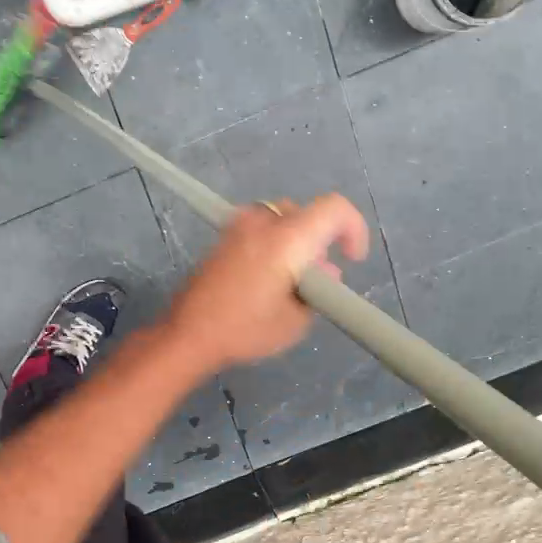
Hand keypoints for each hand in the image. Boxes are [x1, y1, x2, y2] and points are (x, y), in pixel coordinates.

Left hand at [159, 195, 370, 371]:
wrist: (188, 334)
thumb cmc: (245, 330)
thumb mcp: (295, 321)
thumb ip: (318, 291)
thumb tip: (323, 272)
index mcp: (287, 239)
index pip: (334, 208)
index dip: (353, 228)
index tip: (352, 257)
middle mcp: (263, 222)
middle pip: (306, 213)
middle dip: (321, 239)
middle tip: (319, 276)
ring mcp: (238, 226)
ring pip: (281, 219)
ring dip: (295, 241)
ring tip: (293, 279)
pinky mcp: (222, 238)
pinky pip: (259, 229)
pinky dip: (273, 244)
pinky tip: (266, 278)